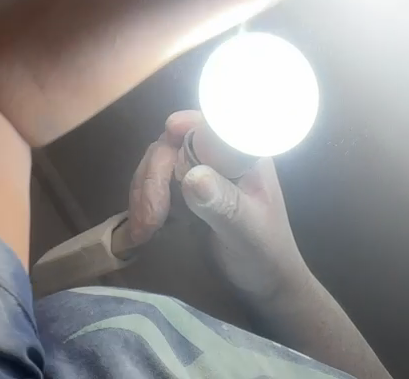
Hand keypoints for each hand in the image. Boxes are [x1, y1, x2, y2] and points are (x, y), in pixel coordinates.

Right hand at [123, 111, 309, 303]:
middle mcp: (218, 154)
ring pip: (160, 162)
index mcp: (241, 152)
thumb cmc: (267, 254)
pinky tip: (142, 228)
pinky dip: (143, 200)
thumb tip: (190, 177)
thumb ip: (223, 204)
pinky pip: (156, 182)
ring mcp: (201, 171)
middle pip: (174, 143)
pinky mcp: (186, 190)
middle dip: (154, 175)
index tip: (168, 134)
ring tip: (142, 230)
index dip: (185, 124)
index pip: (208, 123)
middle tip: (148, 219)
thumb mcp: (248, 231)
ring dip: (144, 191)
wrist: (266, 285)